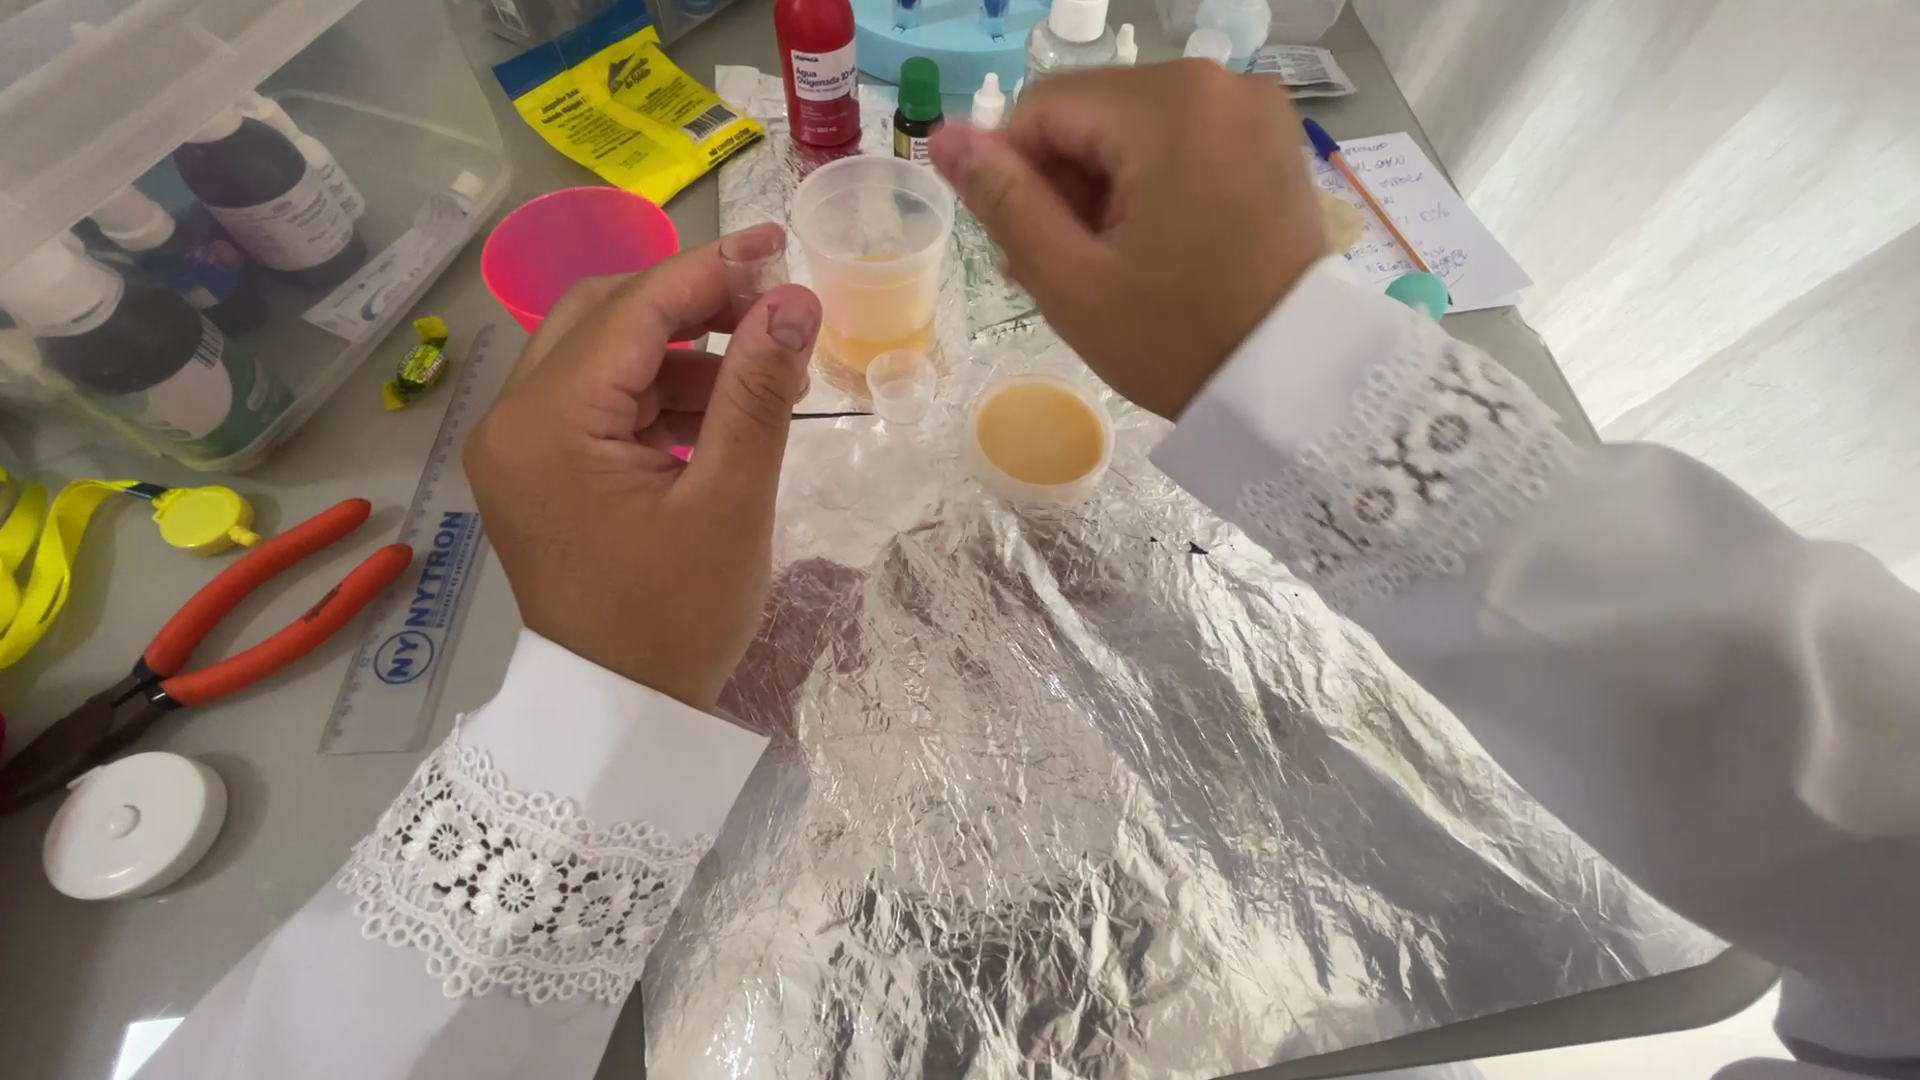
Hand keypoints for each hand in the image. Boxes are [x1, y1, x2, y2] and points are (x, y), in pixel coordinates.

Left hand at [465, 224, 820, 710]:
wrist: (624, 711)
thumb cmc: (680, 616)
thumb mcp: (732, 502)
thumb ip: (759, 392)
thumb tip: (796, 302)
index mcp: (548, 423)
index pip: (633, 309)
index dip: (712, 269)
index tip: (782, 248)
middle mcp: (514, 419)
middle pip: (606, 318)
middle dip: (694, 303)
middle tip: (774, 307)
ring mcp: (522, 447)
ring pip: (605, 359)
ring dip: (683, 353)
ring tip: (763, 373)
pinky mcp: (542, 473)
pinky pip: (602, 405)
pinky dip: (661, 396)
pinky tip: (718, 415)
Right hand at [929, 62, 1324, 418]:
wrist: (1287, 383)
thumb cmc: (1172, 339)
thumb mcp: (1071, 279)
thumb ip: (1002, 202)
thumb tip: (943, 139)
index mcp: (1167, 104)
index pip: (1044, 107)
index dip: (1012, 173)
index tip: (1019, 245)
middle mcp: (1219, 82)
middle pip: (1094, 118)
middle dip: (1060, 189)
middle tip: (1054, 269)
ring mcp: (1255, 112)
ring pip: (1136, 136)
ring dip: (1100, 196)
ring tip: (1094, 271)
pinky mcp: (1272, 146)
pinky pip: (1182, 151)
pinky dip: (1148, 193)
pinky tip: (1141, 252)